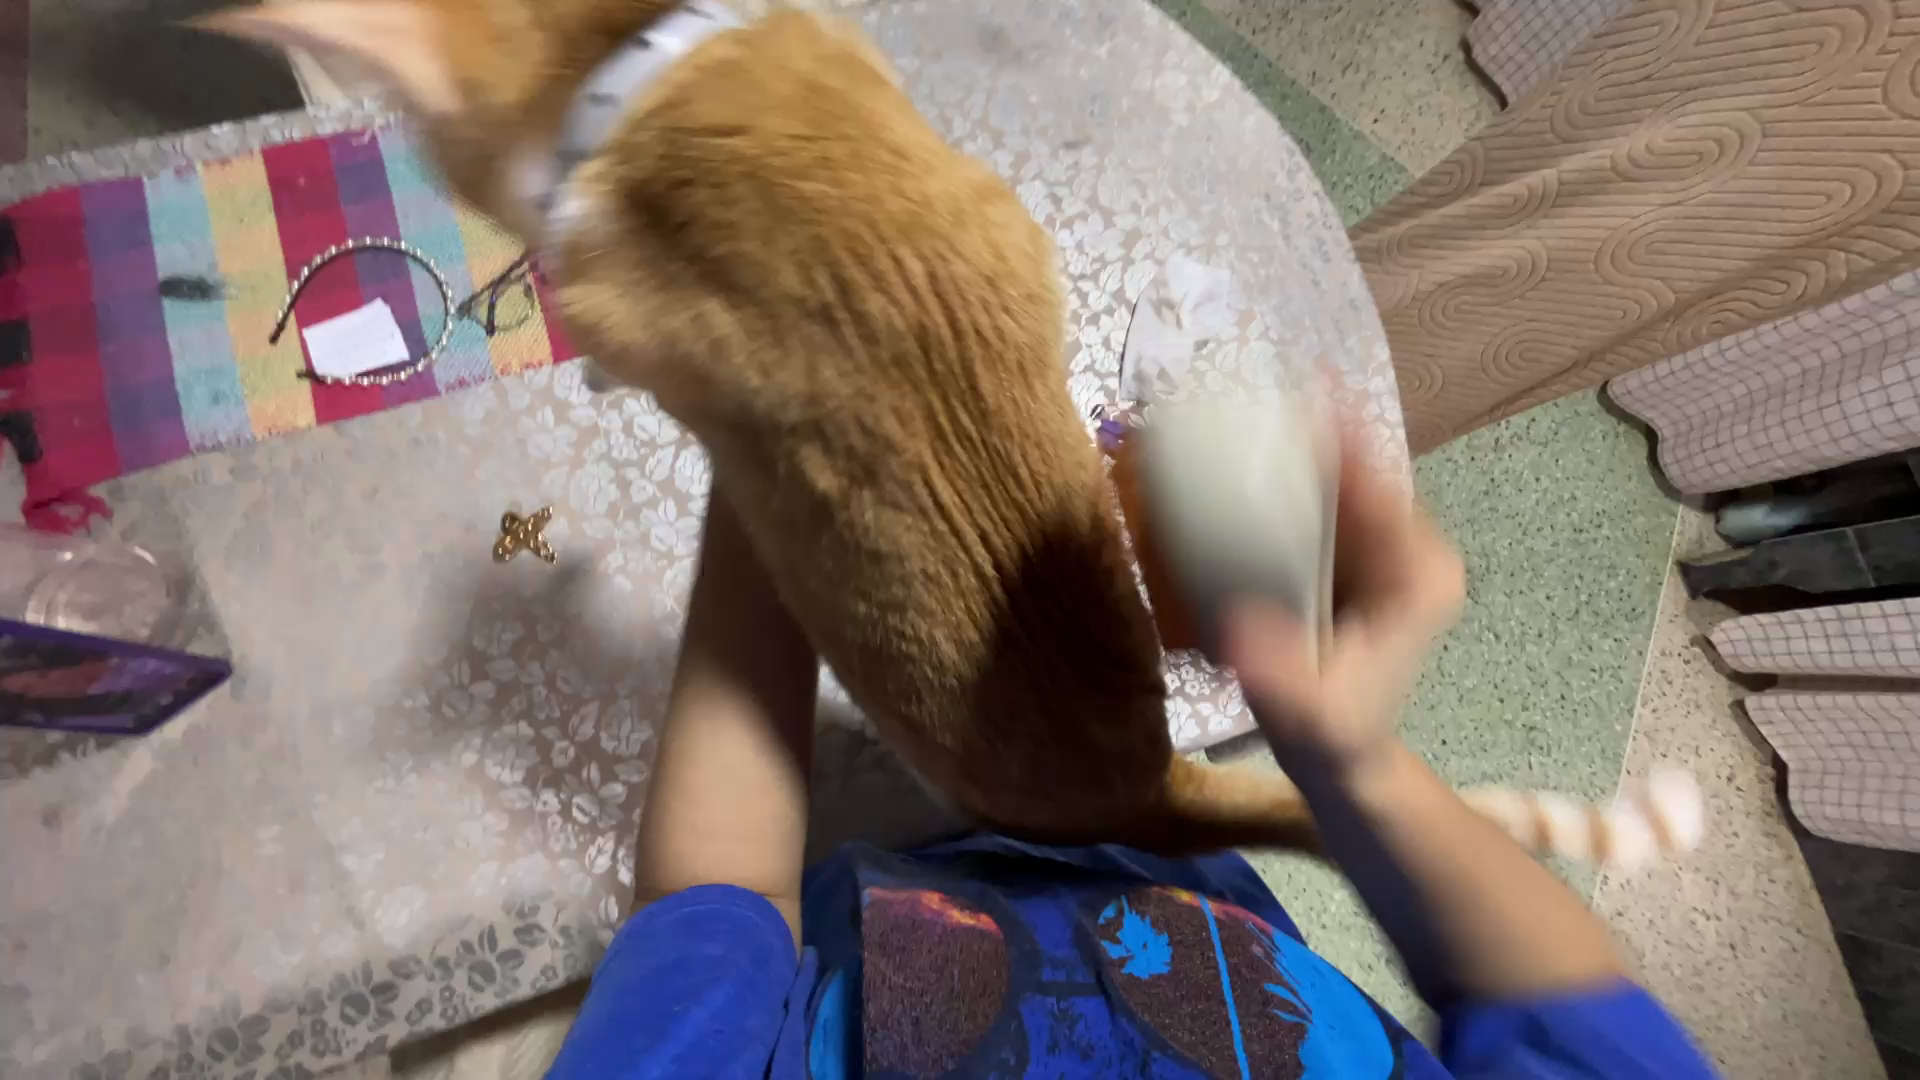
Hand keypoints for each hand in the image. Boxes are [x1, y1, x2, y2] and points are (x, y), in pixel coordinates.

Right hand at [1221, 430, 1464, 778]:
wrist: (1343, 753)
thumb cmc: (1334, 734)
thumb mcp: (1310, 714)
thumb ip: (1281, 678)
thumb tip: (1235, 627)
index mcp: (1417, 577)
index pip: (1381, 491)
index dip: (1346, 439)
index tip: (1311, 394)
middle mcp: (1406, 553)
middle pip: (1358, 473)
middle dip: (1309, 432)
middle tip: (1245, 401)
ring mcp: (1378, 554)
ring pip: (1337, 484)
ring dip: (1293, 449)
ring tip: (1236, 419)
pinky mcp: (1350, 560)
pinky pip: (1319, 505)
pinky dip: (1284, 480)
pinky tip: (1241, 465)